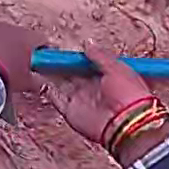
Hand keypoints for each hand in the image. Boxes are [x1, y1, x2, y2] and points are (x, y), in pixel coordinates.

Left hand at [0, 22, 43, 93]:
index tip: (40, 64)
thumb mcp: (24, 82)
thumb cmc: (4, 76)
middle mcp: (8, 28)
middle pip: (19, 37)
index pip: (42, 40)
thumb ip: (35, 81)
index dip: (43, 53)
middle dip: (19, 50)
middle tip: (17, 67)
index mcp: (26, 37)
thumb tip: (40, 83)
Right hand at [38, 46, 156, 145]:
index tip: (66, 49)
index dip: (78, 57)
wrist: (124, 122)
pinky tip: (39, 79)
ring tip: (40, 63)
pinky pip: (55, 99)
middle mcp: (93, 89)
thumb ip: (100, 56)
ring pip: (63, 84)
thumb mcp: (117, 68)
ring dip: (52, 75)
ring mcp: (81, 100)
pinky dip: (47, 90)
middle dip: (62, 65)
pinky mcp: (71, 111)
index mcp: (108, 77)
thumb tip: (88, 45)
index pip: (89, 64)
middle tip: (49, 54)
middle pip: (74, 74)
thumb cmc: (129, 95)